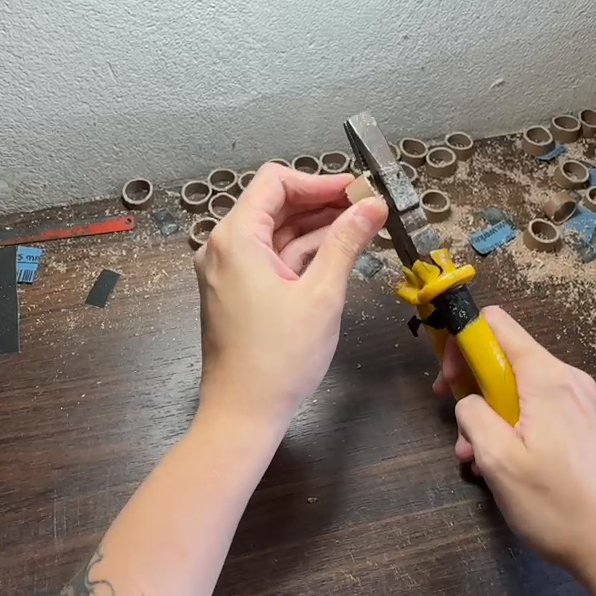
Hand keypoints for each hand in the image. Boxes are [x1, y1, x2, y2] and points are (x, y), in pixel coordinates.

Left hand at [194, 164, 386, 432]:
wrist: (242, 414)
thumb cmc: (280, 358)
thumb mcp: (322, 295)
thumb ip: (346, 242)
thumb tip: (372, 205)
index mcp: (236, 238)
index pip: (275, 182)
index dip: (318, 181)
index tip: (357, 191)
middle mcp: (223, 247)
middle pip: (274, 205)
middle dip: (321, 203)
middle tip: (367, 208)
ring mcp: (227, 270)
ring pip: (275, 232)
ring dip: (315, 227)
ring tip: (361, 227)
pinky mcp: (236, 291)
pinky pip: (269, 258)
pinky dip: (301, 252)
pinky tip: (336, 252)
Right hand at [439, 307, 595, 586]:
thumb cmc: (559, 503)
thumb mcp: (498, 459)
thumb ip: (472, 415)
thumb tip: (470, 402)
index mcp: (546, 377)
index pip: (495, 323)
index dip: (461, 341)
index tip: (447, 381)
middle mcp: (568, 380)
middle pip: (506, 357)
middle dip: (472, 388)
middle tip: (458, 430)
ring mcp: (582, 405)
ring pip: (520, 390)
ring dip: (490, 417)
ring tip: (477, 462)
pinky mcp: (588, 429)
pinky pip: (539, 412)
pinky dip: (514, 430)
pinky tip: (506, 470)